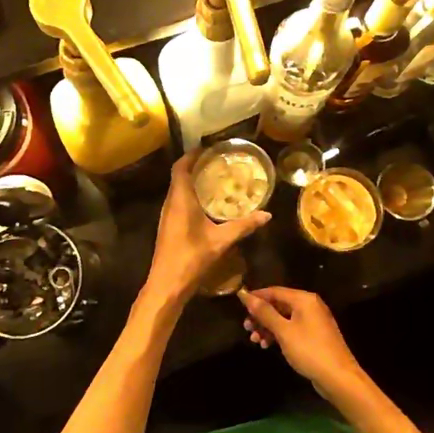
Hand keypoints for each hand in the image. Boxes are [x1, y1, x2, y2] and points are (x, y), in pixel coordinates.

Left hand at [145, 152, 270, 303]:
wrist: (166, 285)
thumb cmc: (191, 258)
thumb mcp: (221, 241)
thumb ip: (244, 226)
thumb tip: (267, 215)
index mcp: (180, 200)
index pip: (181, 168)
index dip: (192, 155)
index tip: (208, 148)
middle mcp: (171, 204)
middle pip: (179, 176)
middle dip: (196, 166)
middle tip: (218, 161)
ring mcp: (167, 216)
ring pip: (178, 190)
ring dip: (193, 181)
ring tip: (216, 178)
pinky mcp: (168, 226)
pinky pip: (179, 202)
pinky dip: (191, 195)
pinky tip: (208, 203)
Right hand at [235, 287, 366, 400]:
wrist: (338, 376)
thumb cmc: (309, 350)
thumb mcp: (284, 331)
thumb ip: (265, 313)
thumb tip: (246, 295)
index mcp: (304, 299)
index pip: (275, 291)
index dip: (256, 297)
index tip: (239, 304)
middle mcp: (310, 305)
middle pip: (279, 304)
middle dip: (261, 315)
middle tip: (246, 327)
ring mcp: (313, 321)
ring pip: (284, 318)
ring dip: (268, 327)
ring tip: (254, 340)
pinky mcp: (313, 335)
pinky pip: (291, 329)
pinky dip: (278, 335)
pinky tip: (267, 345)